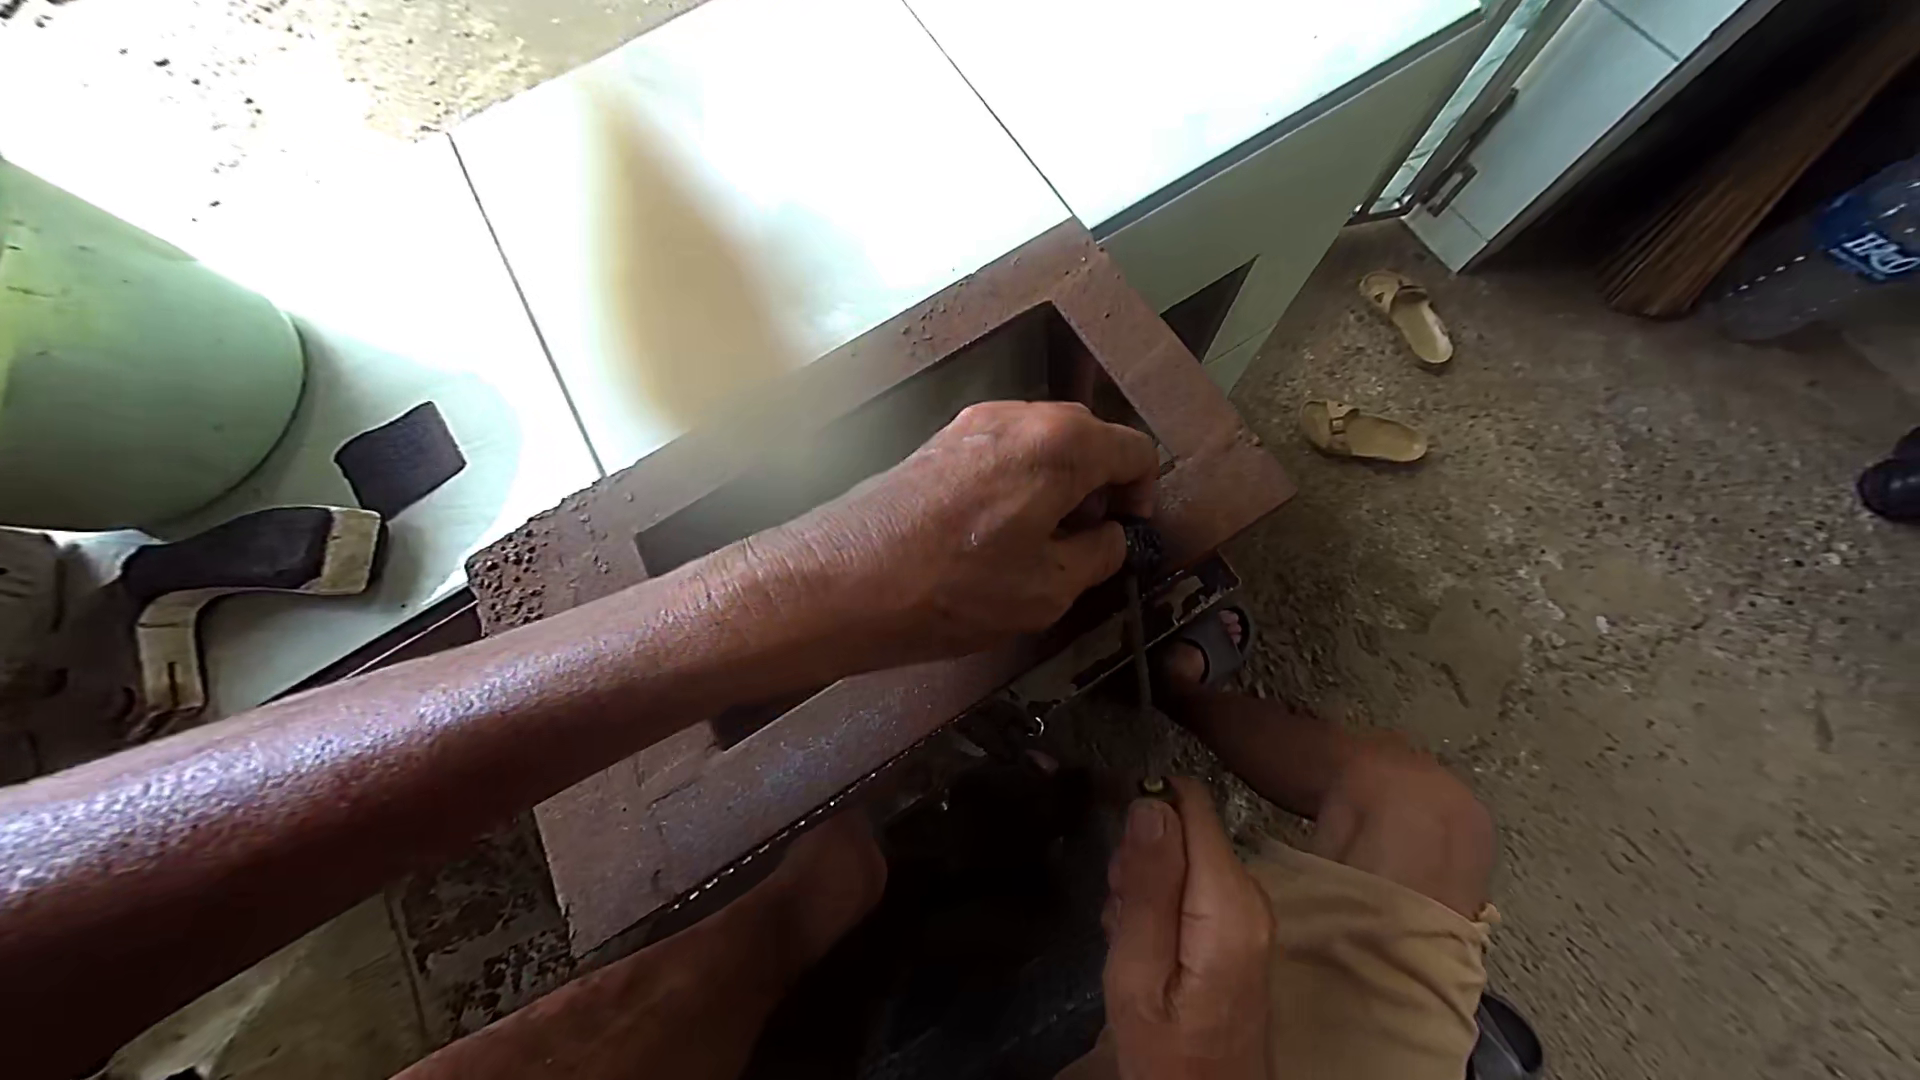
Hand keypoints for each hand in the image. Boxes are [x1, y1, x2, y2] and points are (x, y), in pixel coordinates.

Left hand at [775, 401, 1157, 663]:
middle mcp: (1019, 415)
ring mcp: (972, 421)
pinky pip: (1001, 450)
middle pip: (1088, 438)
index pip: (1135, 449)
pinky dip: (1017, 480)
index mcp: (1061, 443)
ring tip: (1036, 539)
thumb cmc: (954, 589)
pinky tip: (993, 528)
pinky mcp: (938, 440)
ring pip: (1042, 443)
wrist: (842, 580)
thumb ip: (1099, 554)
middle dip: (1099, 485)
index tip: (1126, 530)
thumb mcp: (1049, 589)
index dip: (1143, 493)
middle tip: (1083, 539)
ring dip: (1057, 483)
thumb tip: (1109, 535)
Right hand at [1105, 778, 1273, 1079]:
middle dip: (1138, 850)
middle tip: (1118, 905)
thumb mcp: (1137, 971)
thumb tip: (1149, 803)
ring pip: (1177, 849)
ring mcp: (1245, 906)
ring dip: (1141, 876)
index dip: (1143, 801)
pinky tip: (1141, 936)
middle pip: (1181, 824)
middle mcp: (1248, 891)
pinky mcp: (1235, 920)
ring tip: (1127, 928)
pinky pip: (1185, 877)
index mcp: (1227, 899)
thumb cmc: (1165, 1051)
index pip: (1188, 801)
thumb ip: (1147, 884)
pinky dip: (1154, 894)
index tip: (1111, 834)